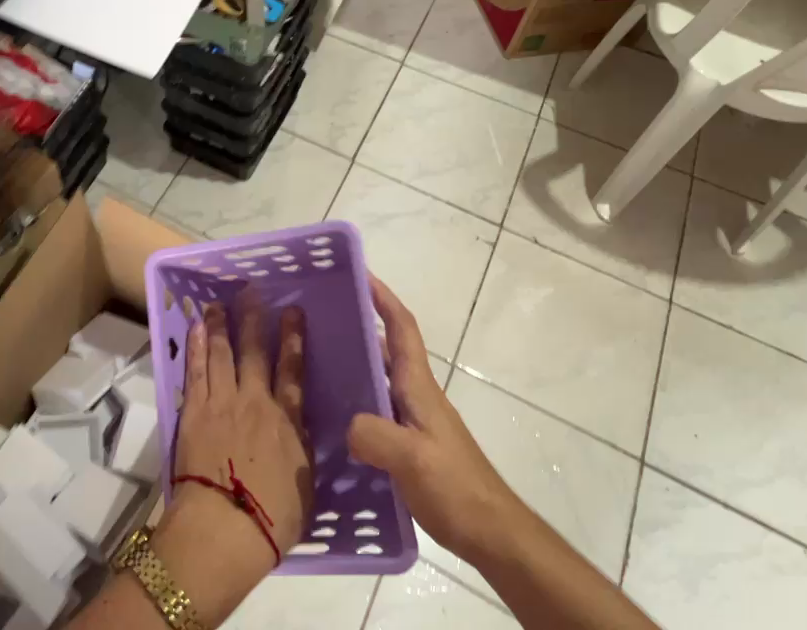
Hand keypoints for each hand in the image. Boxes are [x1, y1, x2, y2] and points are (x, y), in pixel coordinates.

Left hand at [150, 295, 310, 620]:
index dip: (293, 338)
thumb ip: (301, 448)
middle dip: (254, 318)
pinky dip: (196, 346)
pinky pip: (196, 370)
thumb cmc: (272, 519)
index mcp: (288, 421)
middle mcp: (256, 401)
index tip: (293, 312)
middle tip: (252, 290)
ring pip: (222, 353)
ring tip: (219, 303)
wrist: (226, 526)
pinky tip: (195, 328)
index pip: (293, 370)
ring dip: (220, 325)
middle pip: (256, 351)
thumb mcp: (305, 483)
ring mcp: (222, 402)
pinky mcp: (194, 410)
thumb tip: (300, 429)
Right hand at [347, 277, 515, 564]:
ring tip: (314, 359)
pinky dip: (354, 400)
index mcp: (418, 388)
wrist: (492, 533)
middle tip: (319, 316)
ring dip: (354, 362)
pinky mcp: (410, 446)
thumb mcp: (412, 459)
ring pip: (380, 379)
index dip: (383, 298)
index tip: (359, 273)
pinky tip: (330, 417)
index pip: (402, 328)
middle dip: (360, 325)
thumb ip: (375, 434)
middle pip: (388, 348)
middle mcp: (417, 396)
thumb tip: (347, 424)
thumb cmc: (456, 488)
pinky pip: (376, 409)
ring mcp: (415, 422)